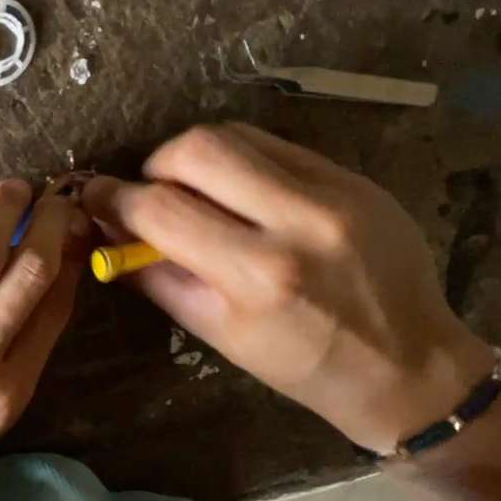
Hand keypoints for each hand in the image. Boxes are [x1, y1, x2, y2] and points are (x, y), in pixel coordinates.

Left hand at [0, 177, 90, 500]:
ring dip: (0, 211)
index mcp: (9, 391)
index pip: (53, 308)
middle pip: (26, 274)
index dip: (71, 259)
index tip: (75, 231)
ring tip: (13, 190)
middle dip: (49, 224)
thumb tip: (50, 288)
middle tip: (55, 198)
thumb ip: (23, 360)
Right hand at [81, 123, 495, 454]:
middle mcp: (297, 221)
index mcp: (255, 275)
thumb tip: (112, 240)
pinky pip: (277, 147)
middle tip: (150, 194)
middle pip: (200, 150)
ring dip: (196, 158)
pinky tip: (235, 192)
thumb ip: (161, 280)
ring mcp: (334, 191)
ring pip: (239, 136)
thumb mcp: (217, 333)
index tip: (96, 198)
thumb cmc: (298, 364)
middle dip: (156, 166)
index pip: (163, 212)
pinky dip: (239, 162)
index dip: (116, 200)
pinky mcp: (354, 176)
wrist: (403, 360)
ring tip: (192, 193)